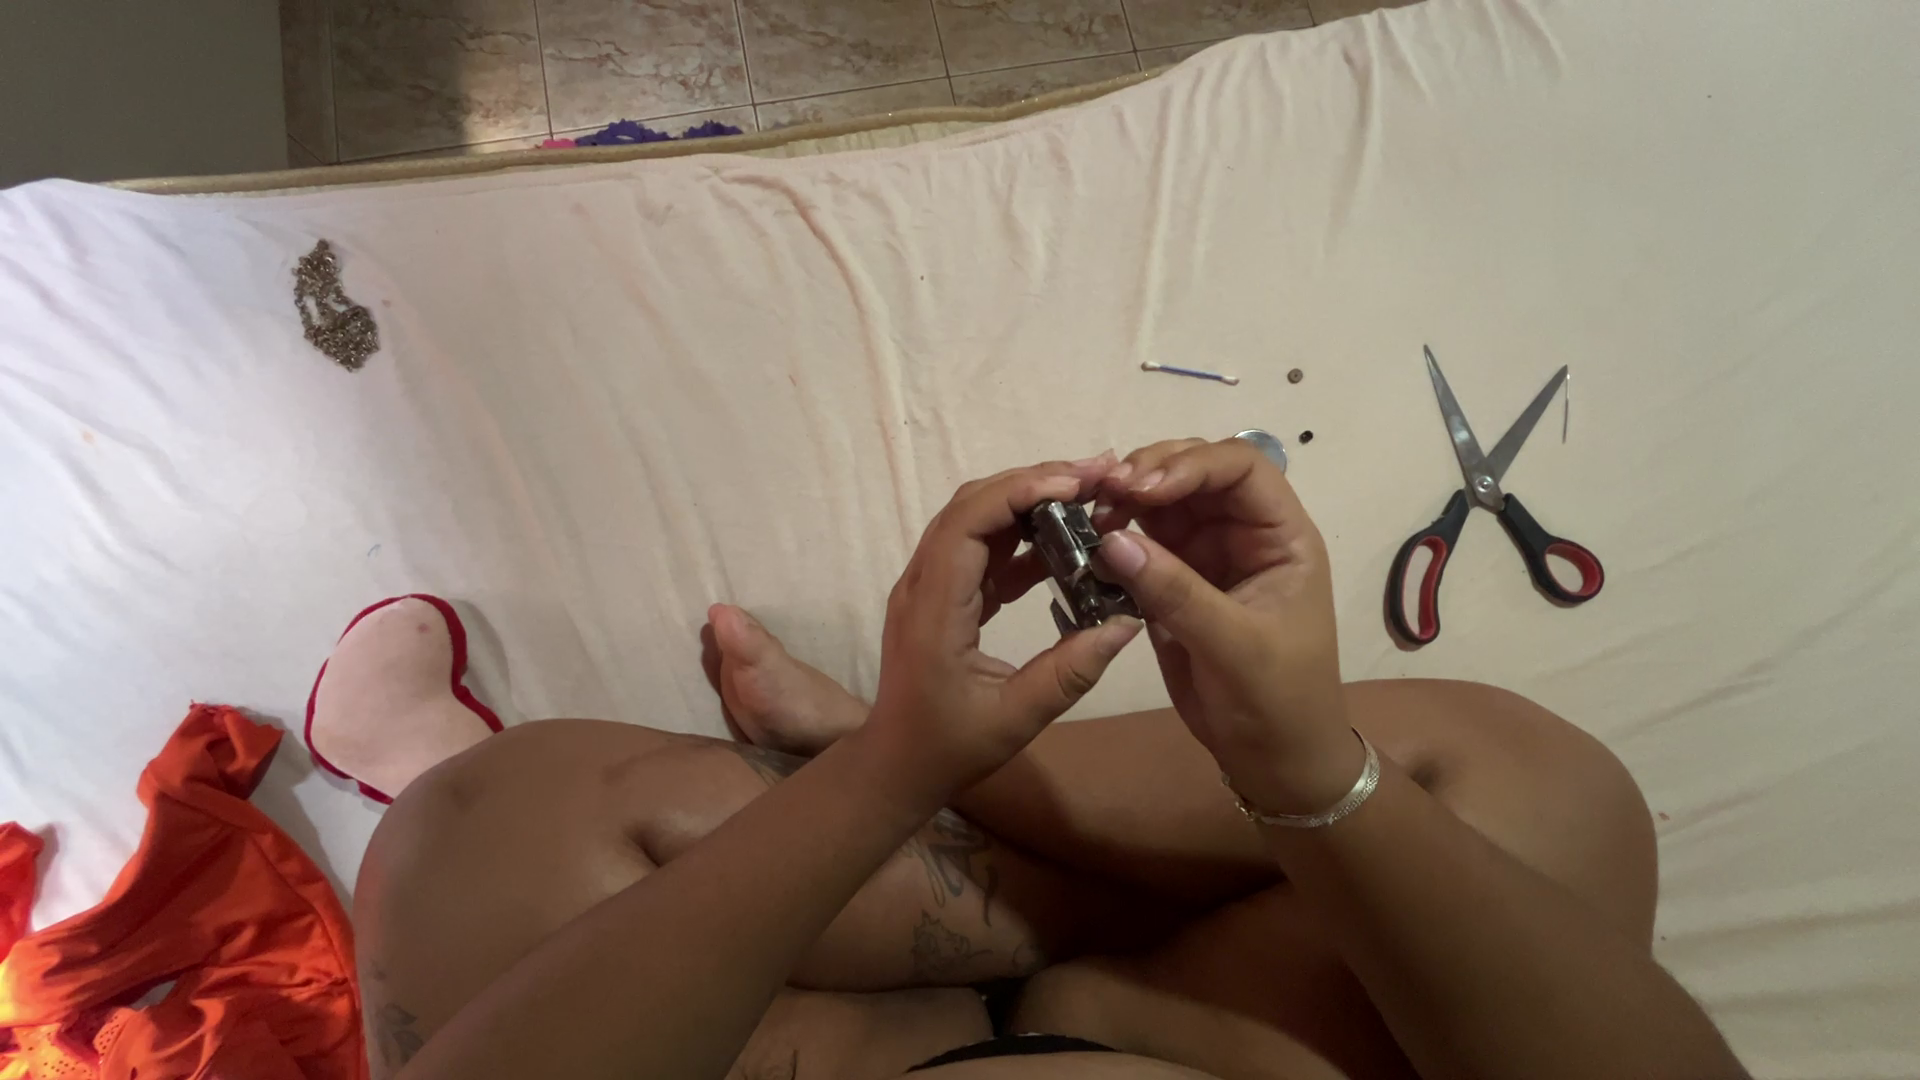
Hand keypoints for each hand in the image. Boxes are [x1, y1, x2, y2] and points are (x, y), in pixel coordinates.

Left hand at [868, 458, 1143, 794]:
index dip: (1019, 492)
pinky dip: (1022, 535)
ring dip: (1029, 501)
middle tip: (1096, 474)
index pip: (967, 522)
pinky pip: (981, 549)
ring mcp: (930, 585)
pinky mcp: (944, 594)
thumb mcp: (1015, 718)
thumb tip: (1127, 623)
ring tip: (1088, 494)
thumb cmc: (949, 746)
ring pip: (976, 519)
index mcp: (933, 608)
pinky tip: (1064, 539)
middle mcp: (924, 583)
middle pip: (972, 506)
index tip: (1076, 483)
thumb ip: (1069, 672)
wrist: (897, 761)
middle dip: (1033, 482)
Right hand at [1092, 438, 1358, 812]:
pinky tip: (1090, 544)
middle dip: (1149, 472)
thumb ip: (1177, 593)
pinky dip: (1113, 537)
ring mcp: (1204, 555)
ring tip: (1090, 514)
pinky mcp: (1172, 581)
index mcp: (1279, 535)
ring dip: (1125, 499)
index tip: (1141, 488)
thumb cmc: (1277, 700)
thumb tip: (1111, 541)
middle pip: (1195, 472)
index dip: (1191, 465)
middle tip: (1104, 493)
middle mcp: (1240, 532)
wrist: (1271, 757)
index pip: (1240, 468)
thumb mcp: (1236, 646)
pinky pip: (1139, 542)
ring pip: (1160, 502)